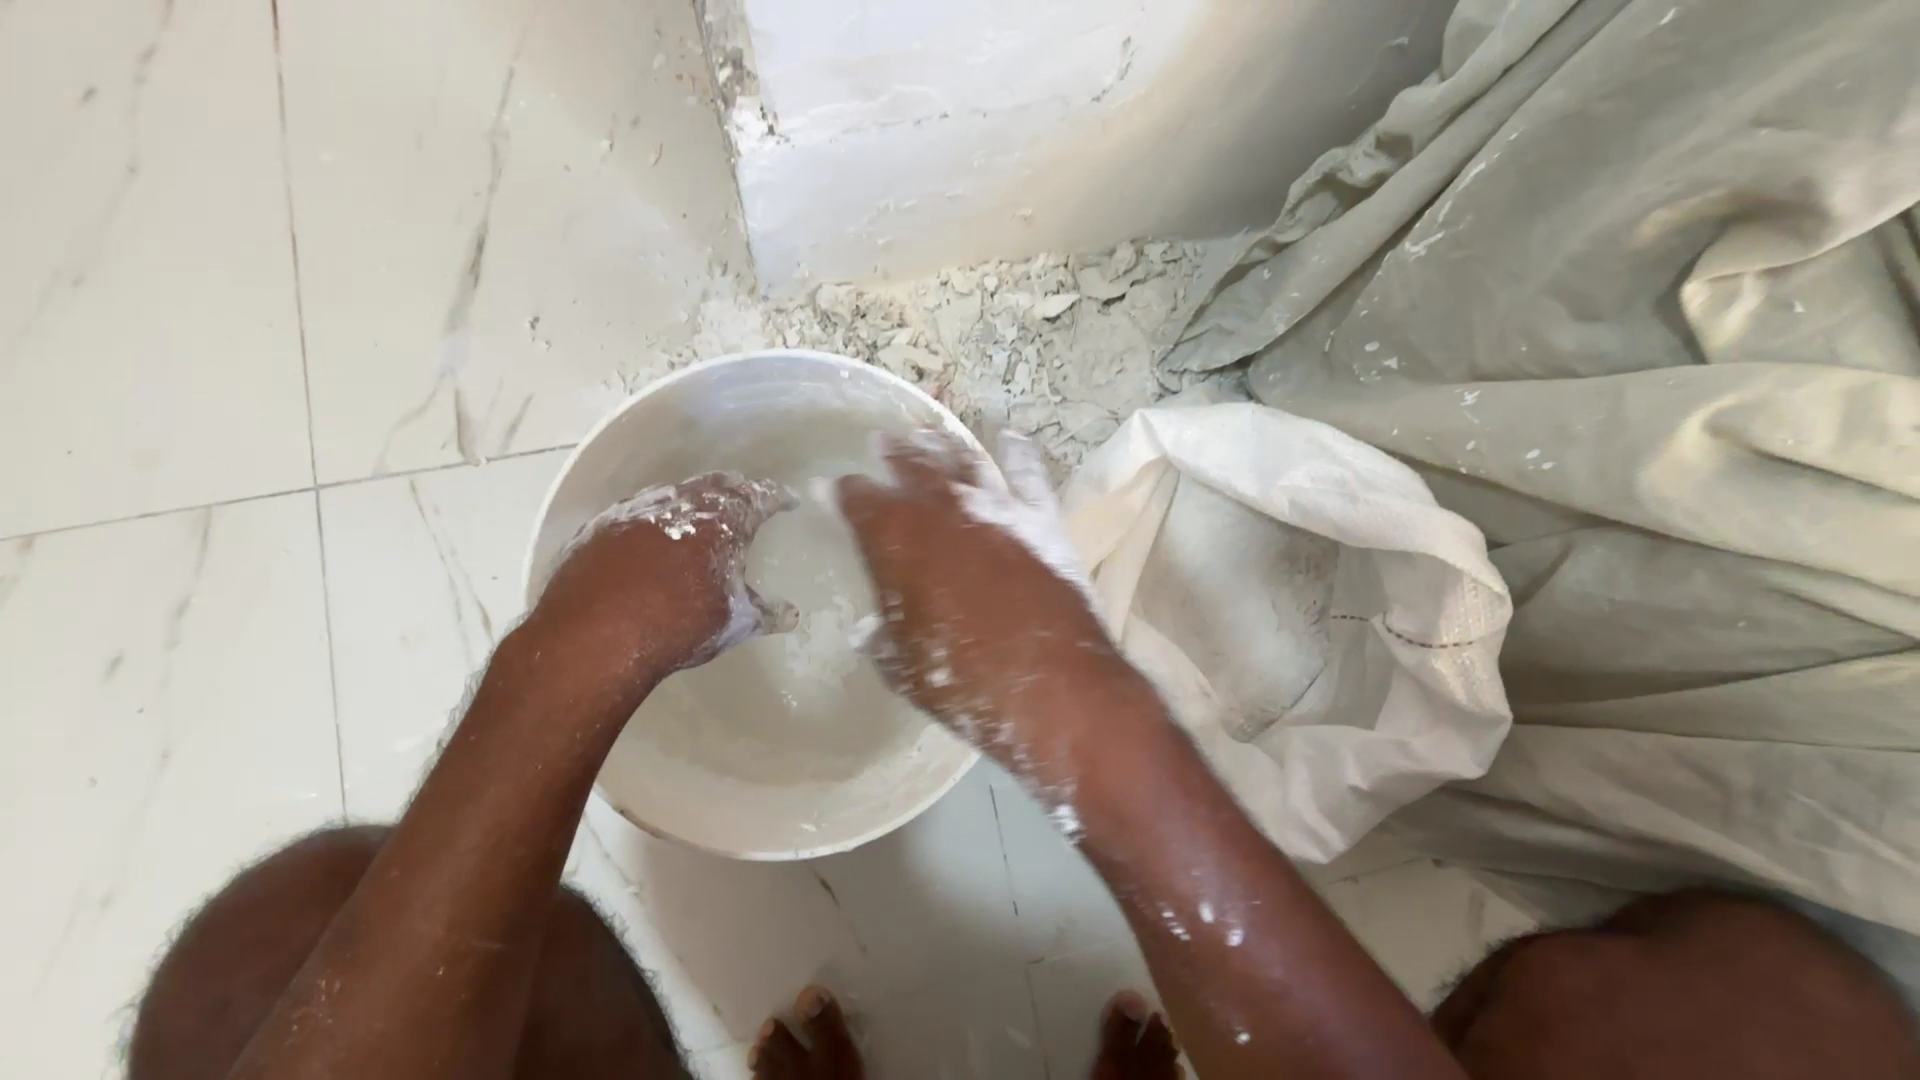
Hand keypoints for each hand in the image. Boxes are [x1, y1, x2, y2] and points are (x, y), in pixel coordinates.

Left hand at [526, 472, 797, 699]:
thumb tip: (791, 616)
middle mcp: (682, 503)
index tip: (788, 501)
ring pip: (675, 493)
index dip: (777, 497)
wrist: (594, 636)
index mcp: (723, 521)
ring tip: (700, 516)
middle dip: (736, 490)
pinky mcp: (601, 526)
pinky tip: (651, 538)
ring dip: (692, 501)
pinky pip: (637, 511)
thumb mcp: (734, 623)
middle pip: (716, 485)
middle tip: (746, 500)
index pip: (759, 496)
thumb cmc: (679, 625)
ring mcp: (637, 510)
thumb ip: (765, 613)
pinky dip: (655, 518)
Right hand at [830, 432, 1158, 799]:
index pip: (859, 502)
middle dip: (893, 453)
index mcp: (894, 541)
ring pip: (963, 461)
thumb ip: (884, 639)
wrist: (1047, 681)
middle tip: (882, 440)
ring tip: (930, 434)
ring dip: (943, 445)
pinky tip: (1009, 436)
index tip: (831, 485)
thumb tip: (870, 631)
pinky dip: (1017, 452)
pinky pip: (1028, 473)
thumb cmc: (962, 680)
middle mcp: (942, 511)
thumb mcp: (904, 667)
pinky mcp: (1040, 519)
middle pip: (911, 467)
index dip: (843, 492)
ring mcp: (995, 508)